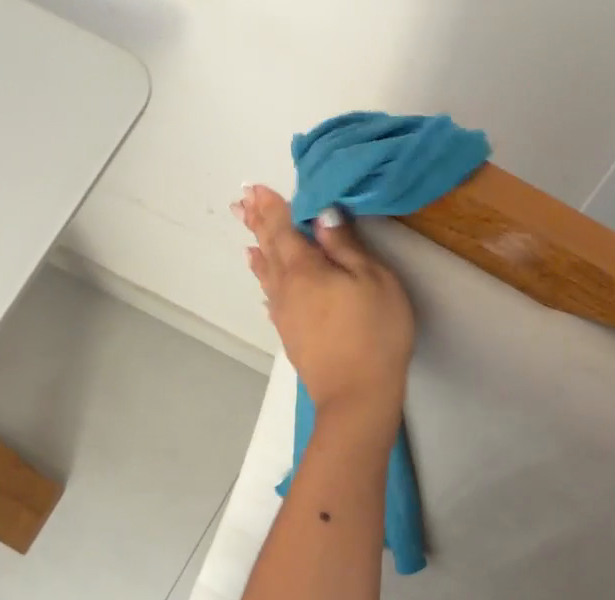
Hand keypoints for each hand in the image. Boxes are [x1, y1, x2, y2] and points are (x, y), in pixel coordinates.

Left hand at [234, 184, 413, 427]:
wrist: (356, 396)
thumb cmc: (373, 333)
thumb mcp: (372, 280)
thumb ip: (345, 246)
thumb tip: (321, 216)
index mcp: (304, 269)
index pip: (282, 228)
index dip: (270, 206)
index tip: (254, 188)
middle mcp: (286, 290)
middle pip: (269, 250)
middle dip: (257, 224)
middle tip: (241, 203)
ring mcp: (285, 317)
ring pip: (267, 277)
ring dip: (259, 254)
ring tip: (248, 241)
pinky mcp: (291, 338)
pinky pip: (273, 301)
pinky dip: (267, 285)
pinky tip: (267, 290)